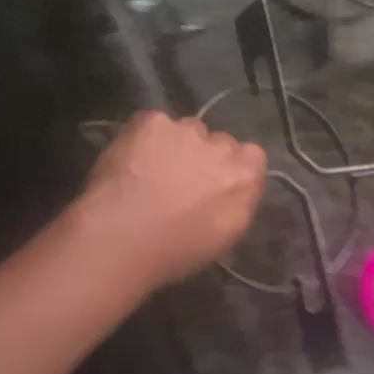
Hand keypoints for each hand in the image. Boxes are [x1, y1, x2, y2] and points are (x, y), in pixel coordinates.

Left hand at [75, 111, 267, 289]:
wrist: (121, 238)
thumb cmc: (175, 252)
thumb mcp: (224, 236)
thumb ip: (236, 202)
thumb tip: (230, 189)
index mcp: (245, 176)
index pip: (252, 156)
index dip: (232, 168)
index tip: (214, 186)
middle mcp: (222, 146)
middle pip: (218, 141)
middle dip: (204, 156)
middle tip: (180, 180)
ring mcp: (186, 130)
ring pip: (186, 130)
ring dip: (175, 144)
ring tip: (150, 171)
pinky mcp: (151, 122)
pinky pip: (153, 124)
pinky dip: (143, 139)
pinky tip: (130, 161)